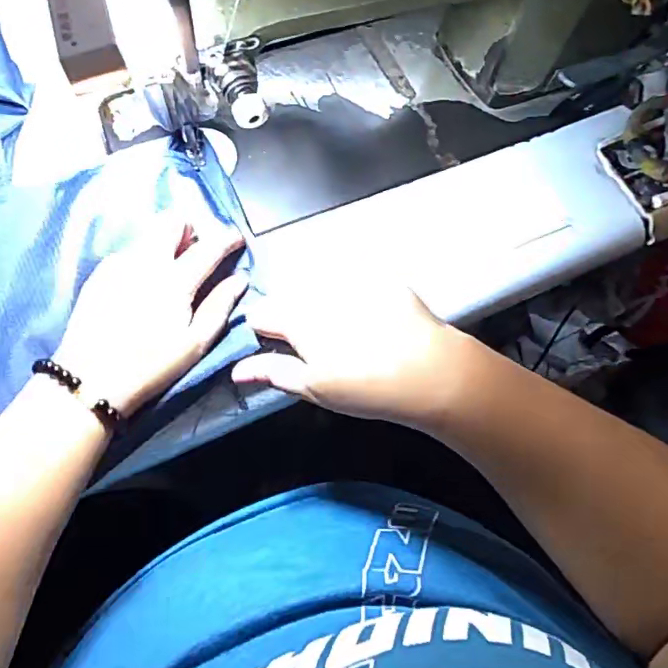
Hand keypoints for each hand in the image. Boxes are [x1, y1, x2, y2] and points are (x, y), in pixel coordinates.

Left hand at [53, 219, 247, 418]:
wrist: (89, 382)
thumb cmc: (150, 367)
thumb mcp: (195, 344)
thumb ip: (219, 306)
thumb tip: (238, 279)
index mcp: (175, 279)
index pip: (208, 245)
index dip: (227, 238)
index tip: (237, 240)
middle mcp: (145, 262)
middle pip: (171, 222)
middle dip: (189, 230)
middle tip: (196, 252)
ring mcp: (118, 264)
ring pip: (148, 235)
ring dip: (165, 242)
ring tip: (170, 271)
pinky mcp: (98, 274)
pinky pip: (128, 252)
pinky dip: (143, 258)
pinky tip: (143, 285)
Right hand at [229, 277, 482, 427]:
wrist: (430, 372)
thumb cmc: (366, 387)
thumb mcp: (315, 387)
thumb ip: (273, 372)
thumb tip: (237, 369)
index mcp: (297, 318)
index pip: (261, 314)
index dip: (263, 330)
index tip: (272, 343)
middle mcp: (320, 292)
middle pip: (292, 298)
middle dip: (296, 316)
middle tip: (318, 345)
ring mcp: (354, 282)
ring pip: (323, 289)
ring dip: (325, 304)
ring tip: (349, 333)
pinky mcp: (383, 280)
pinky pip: (357, 283)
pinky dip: (357, 298)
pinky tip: (373, 320)